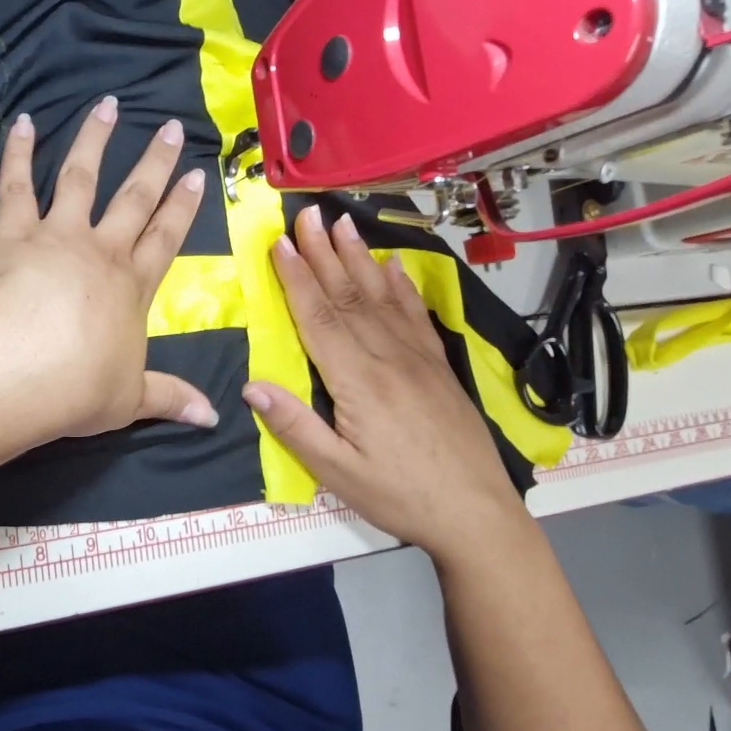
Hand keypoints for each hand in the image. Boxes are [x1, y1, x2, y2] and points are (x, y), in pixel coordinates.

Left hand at [0, 96, 216, 438]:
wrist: (28, 366)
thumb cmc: (82, 385)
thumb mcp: (132, 398)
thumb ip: (169, 399)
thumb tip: (213, 418)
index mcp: (134, 286)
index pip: (166, 239)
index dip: (183, 208)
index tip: (197, 176)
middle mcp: (102, 250)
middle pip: (135, 198)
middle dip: (155, 163)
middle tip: (171, 128)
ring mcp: (59, 234)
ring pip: (81, 176)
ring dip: (95, 140)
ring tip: (108, 105)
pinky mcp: (15, 231)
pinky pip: (16, 184)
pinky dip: (19, 151)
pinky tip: (24, 122)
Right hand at [243, 206, 527, 558]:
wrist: (478, 515)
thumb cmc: (399, 496)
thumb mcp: (338, 474)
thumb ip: (295, 428)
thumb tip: (252, 387)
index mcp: (358, 383)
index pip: (319, 319)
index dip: (297, 279)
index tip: (281, 244)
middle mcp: (388, 359)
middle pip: (348, 296)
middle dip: (323, 253)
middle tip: (306, 214)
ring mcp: (418, 359)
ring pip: (381, 297)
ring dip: (358, 258)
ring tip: (343, 223)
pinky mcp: (438, 367)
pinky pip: (416, 316)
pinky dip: (402, 286)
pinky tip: (393, 265)